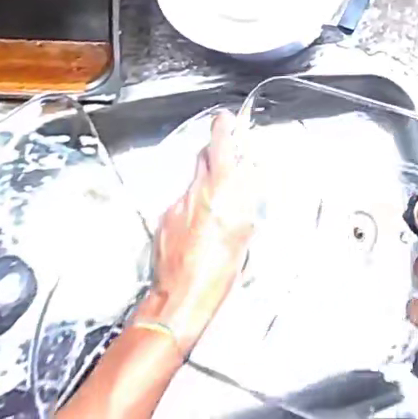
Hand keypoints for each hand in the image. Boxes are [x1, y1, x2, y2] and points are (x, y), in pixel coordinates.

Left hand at [62, 112, 259, 418]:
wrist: (180, 299)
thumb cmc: (217, 269)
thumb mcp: (245, 227)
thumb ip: (248, 194)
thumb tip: (252, 173)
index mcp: (218, 188)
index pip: (219, 142)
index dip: (223, 127)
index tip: (226, 119)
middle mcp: (194, 191)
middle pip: (203, 159)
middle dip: (215, 156)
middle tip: (228, 164)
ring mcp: (176, 206)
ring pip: (193, 183)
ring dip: (205, 187)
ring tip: (218, 209)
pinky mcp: (165, 222)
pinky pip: (182, 205)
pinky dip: (192, 209)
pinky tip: (201, 229)